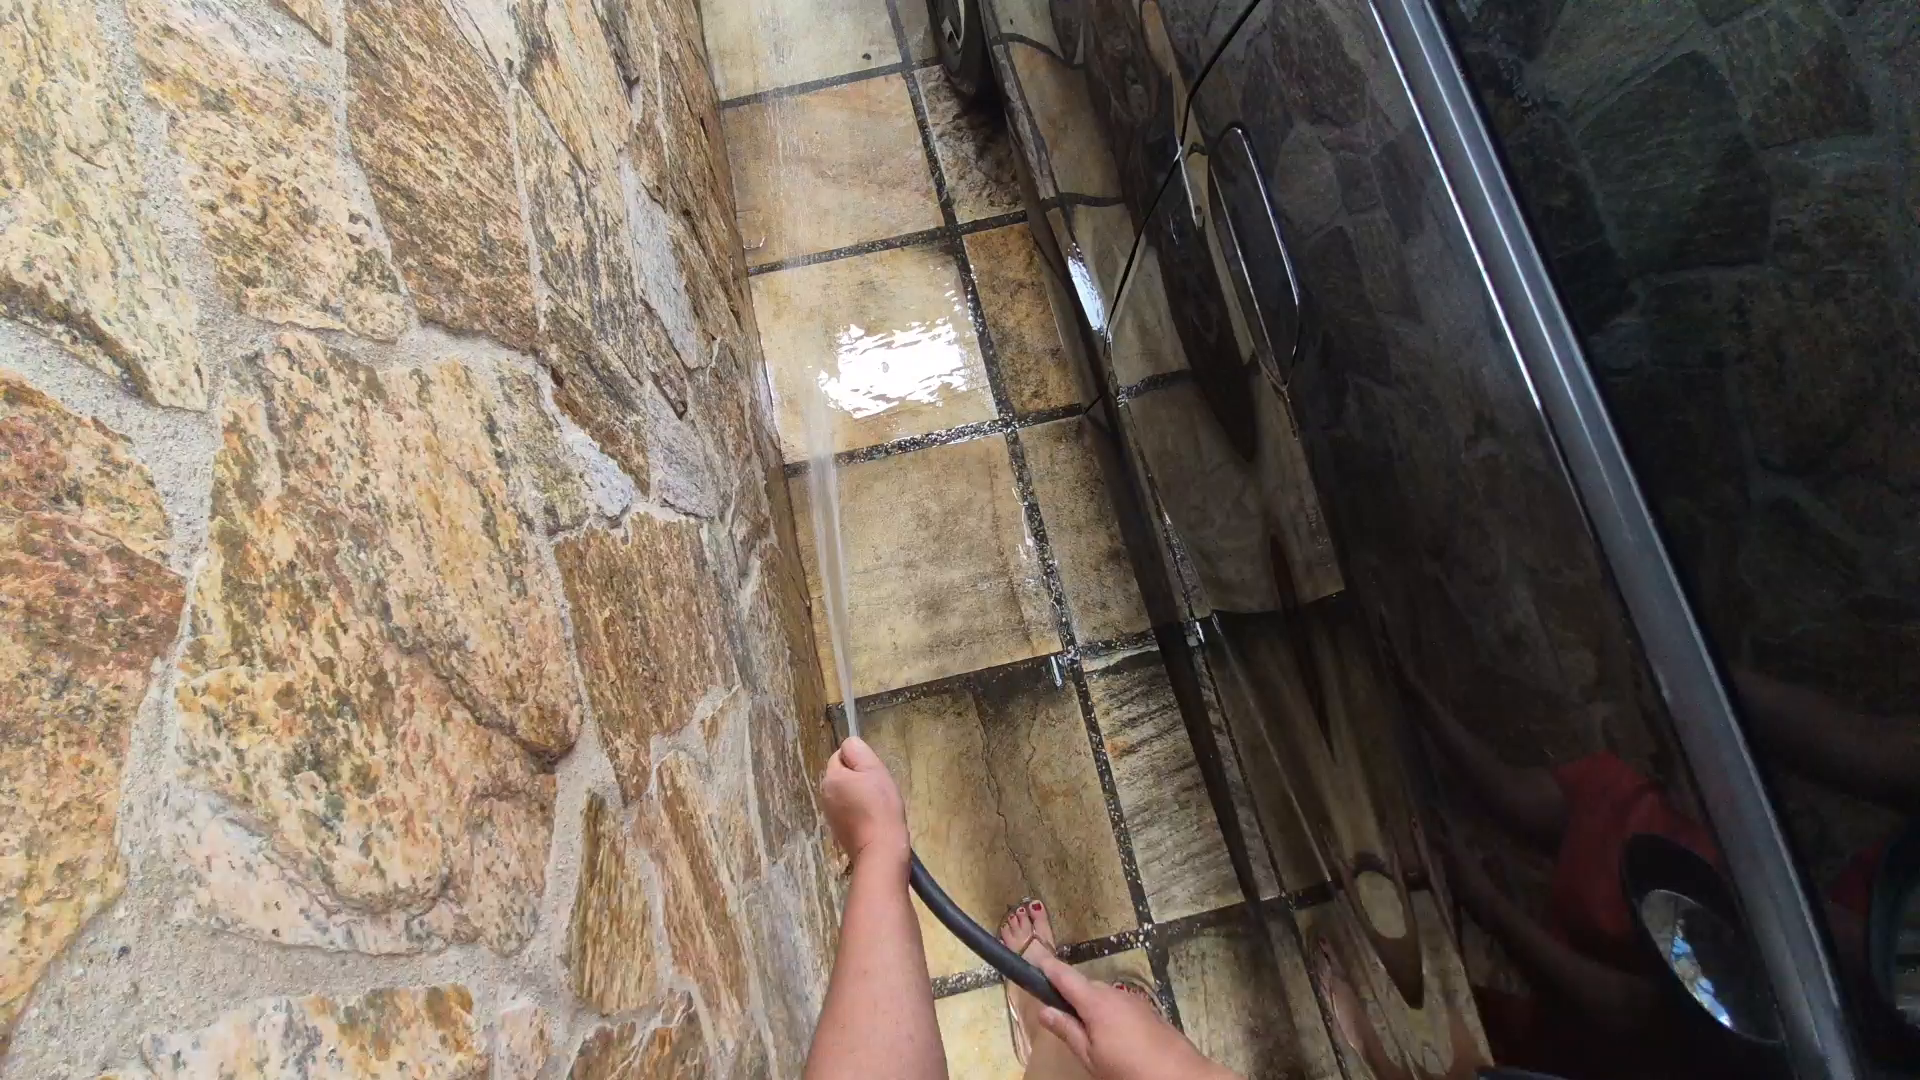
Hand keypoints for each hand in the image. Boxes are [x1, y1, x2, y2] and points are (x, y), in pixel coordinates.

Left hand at [819, 736, 909, 870]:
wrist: (880, 850)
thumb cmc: (880, 806)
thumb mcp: (874, 769)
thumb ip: (858, 751)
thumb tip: (849, 744)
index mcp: (831, 778)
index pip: (841, 756)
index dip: (859, 761)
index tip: (873, 773)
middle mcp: (825, 795)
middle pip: (843, 774)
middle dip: (859, 777)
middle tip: (877, 788)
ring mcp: (830, 814)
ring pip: (846, 792)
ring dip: (859, 793)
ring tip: (877, 804)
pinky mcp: (838, 829)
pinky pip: (848, 809)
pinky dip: (859, 810)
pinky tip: (872, 818)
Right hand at [1029, 953, 1234, 1079]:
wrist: (1183, 1079)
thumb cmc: (1130, 1072)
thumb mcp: (1091, 1058)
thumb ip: (1067, 1031)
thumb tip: (1043, 1010)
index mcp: (1095, 1001)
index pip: (1064, 974)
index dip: (1047, 966)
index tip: (1033, 959)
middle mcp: (1113, 992)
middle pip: (1084, 986)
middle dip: (1070, 995)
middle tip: (1059, 1018)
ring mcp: (1133, 1000)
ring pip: (1103, 997)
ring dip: (1091, 1008)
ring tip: (1089, 1038)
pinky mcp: (1148, 1012)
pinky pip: (1120, 1007)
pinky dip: (1110, 1016)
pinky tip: (1115, 1042)